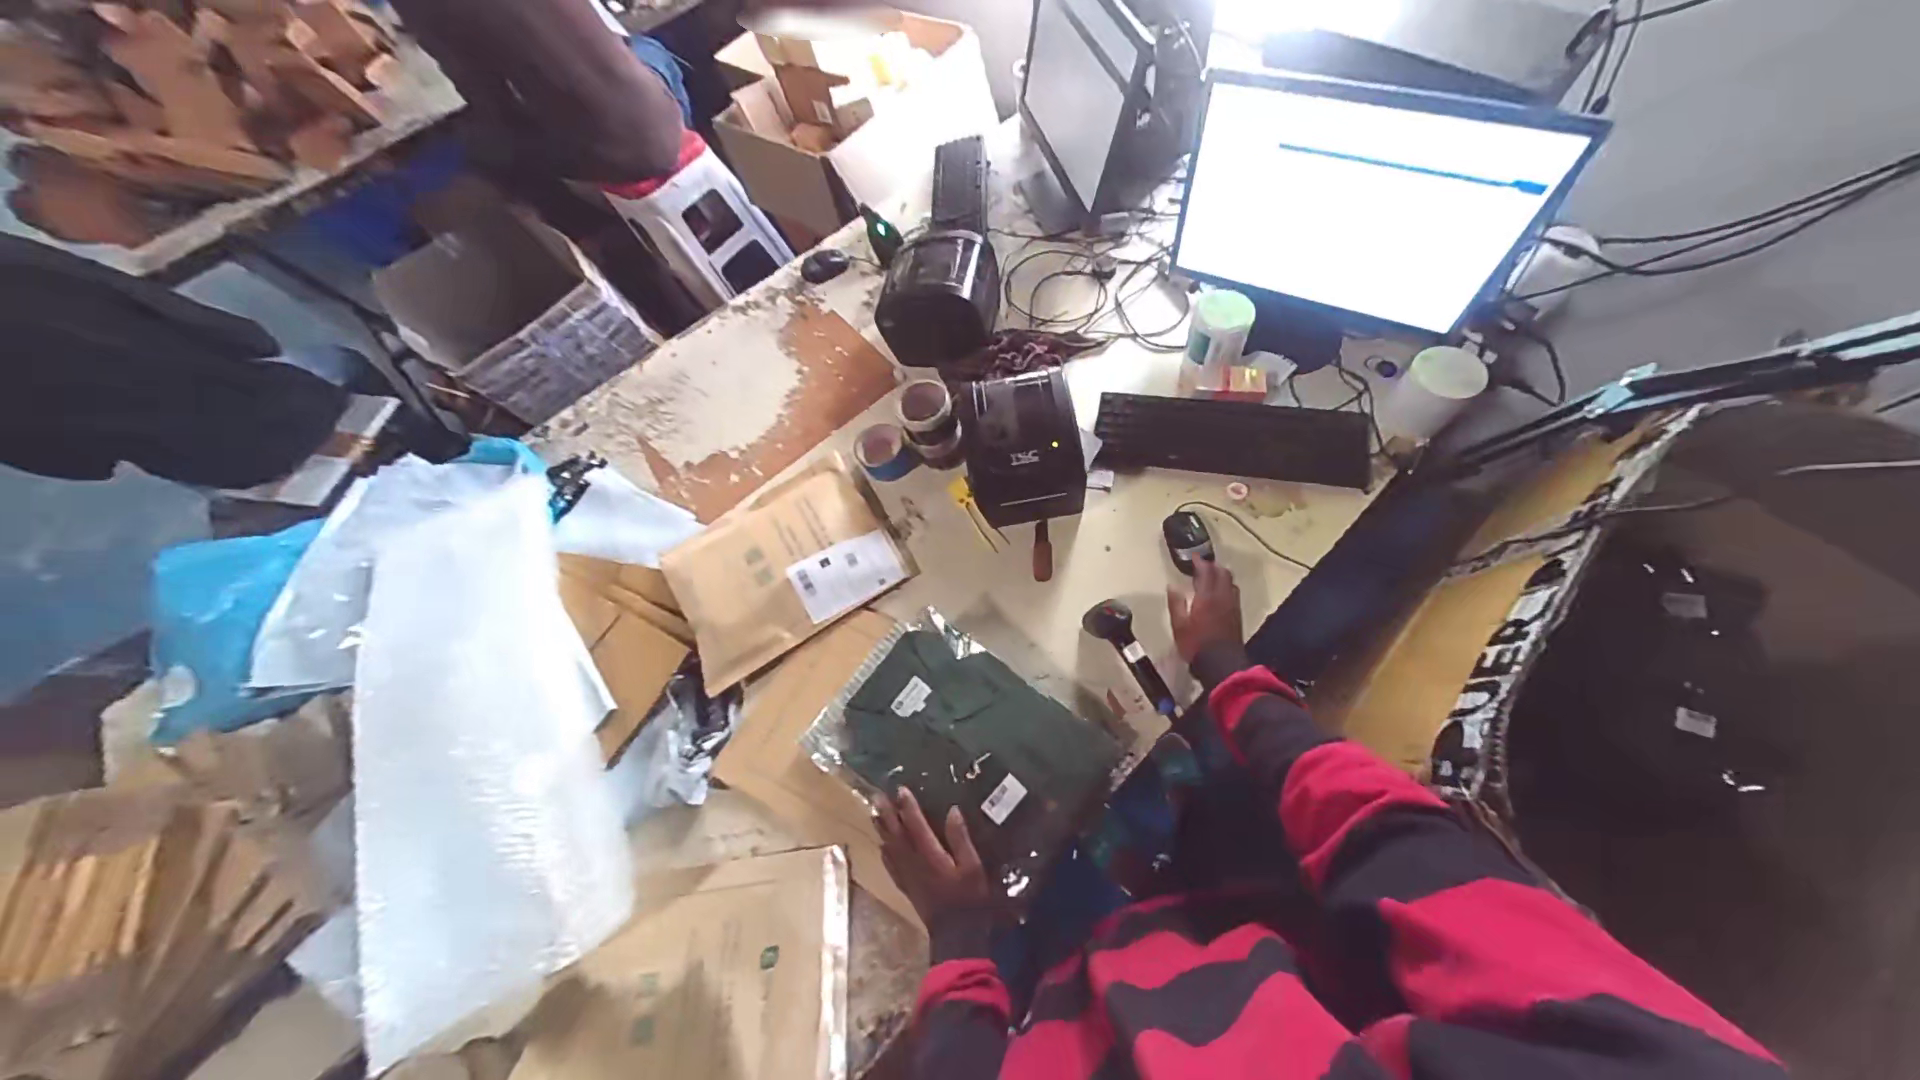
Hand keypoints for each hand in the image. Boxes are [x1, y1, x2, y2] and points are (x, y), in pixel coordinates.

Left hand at [874, 788, 991, 929]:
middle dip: (887, 814)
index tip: (901, 789)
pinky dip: (885, 852)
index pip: (915, 825)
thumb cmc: (969, 900)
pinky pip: (891, 866)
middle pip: (896, 834)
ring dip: (882, 830)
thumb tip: (952, 811)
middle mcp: (914, 863)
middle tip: (878, 796)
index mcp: (930, 855)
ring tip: (874, 814)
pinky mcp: (907, 888)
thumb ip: (961, 838)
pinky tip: (882, 847)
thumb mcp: (973, 867)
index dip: (908, 806)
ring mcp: (908, 876)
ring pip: (890, 848)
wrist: (957, 937)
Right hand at [1167, 557, 1243, 664]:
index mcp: (1207, 597)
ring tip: (1210, 577)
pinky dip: (1225, 587)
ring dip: (1221, 576)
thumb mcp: (1179, 625)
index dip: (1200, 562)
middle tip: (1202, 566)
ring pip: (1230, 583)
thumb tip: (1173, 586)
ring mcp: (1232, 606)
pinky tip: (1218, 593)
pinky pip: (1233, 593)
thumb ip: (1176, 603)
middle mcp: (1223, 597)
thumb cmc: (1196, 644)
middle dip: (1213, 566)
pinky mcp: (1237, 615)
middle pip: (1223, 573)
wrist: (1221, 664)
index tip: (1193, 557)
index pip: (1207, 572)